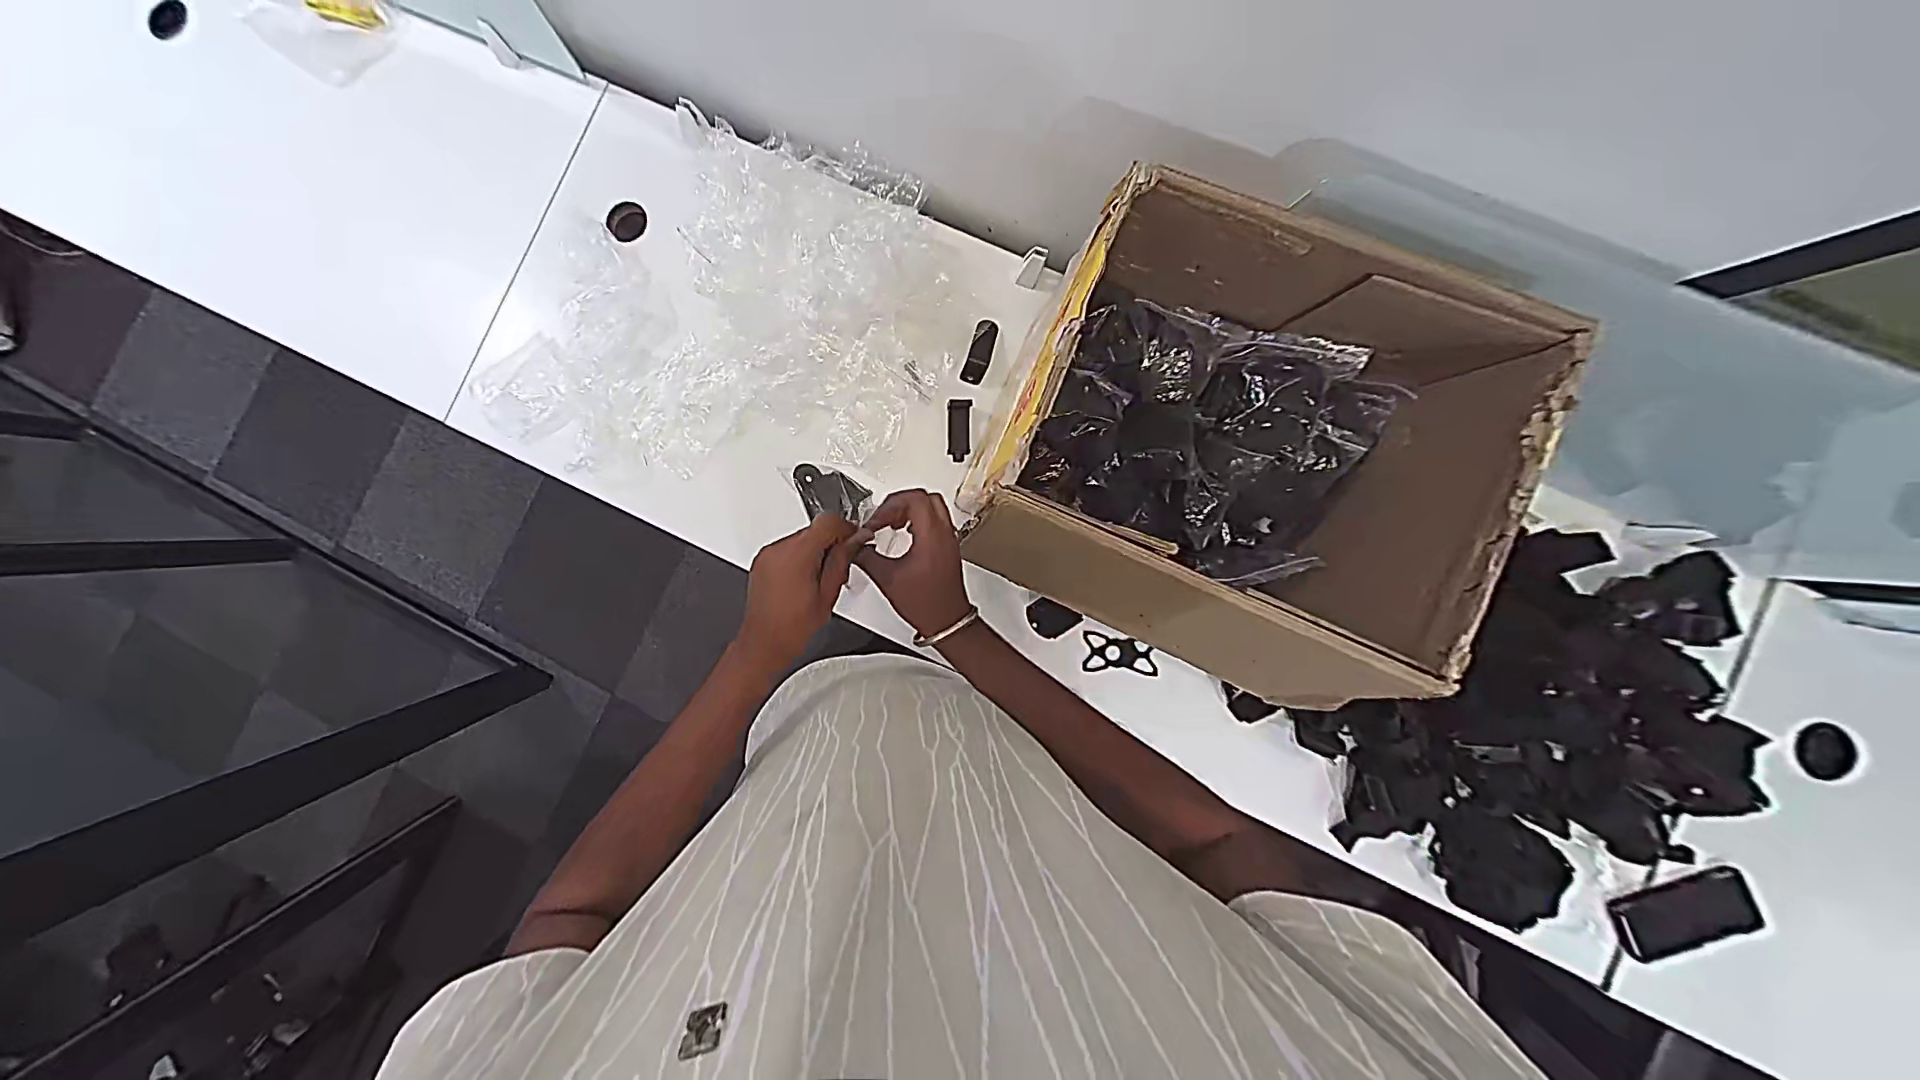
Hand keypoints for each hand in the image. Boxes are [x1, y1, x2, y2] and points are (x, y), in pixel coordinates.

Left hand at [735, 515, 868, 672]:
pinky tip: (806, 579)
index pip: (827, 522)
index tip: (854, 539)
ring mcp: (768, 555)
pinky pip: (788, 548)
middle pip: (814, 529)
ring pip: (802, 538)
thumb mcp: (828, 593)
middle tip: (841, 564)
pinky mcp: (762, 561)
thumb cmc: (792, 627)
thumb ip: (842, 561)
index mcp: (797, 556)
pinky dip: (801, 557)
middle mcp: (778, 550)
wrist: (765, 642)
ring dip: (816, 550)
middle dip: (831, 542)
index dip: (846, 529)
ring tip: (821, 577)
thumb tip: (855, 541)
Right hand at [855, 490, 972, 638]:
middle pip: (924, 497)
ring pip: (932, 506)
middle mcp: (944, 534)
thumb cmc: (926, 604)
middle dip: (899, 502)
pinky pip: (936, 520)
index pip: (914, 499)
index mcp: (932, 536)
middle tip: (883, 516)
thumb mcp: (887, 578)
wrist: (947, 621)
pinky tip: (904, 534)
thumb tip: (854, 546)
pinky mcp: (949, 547)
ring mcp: (949, 539)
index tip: (876, 521)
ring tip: (891, 523)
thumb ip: (866, 557)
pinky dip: (919, 520)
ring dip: (910, 509)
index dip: (889, 505)